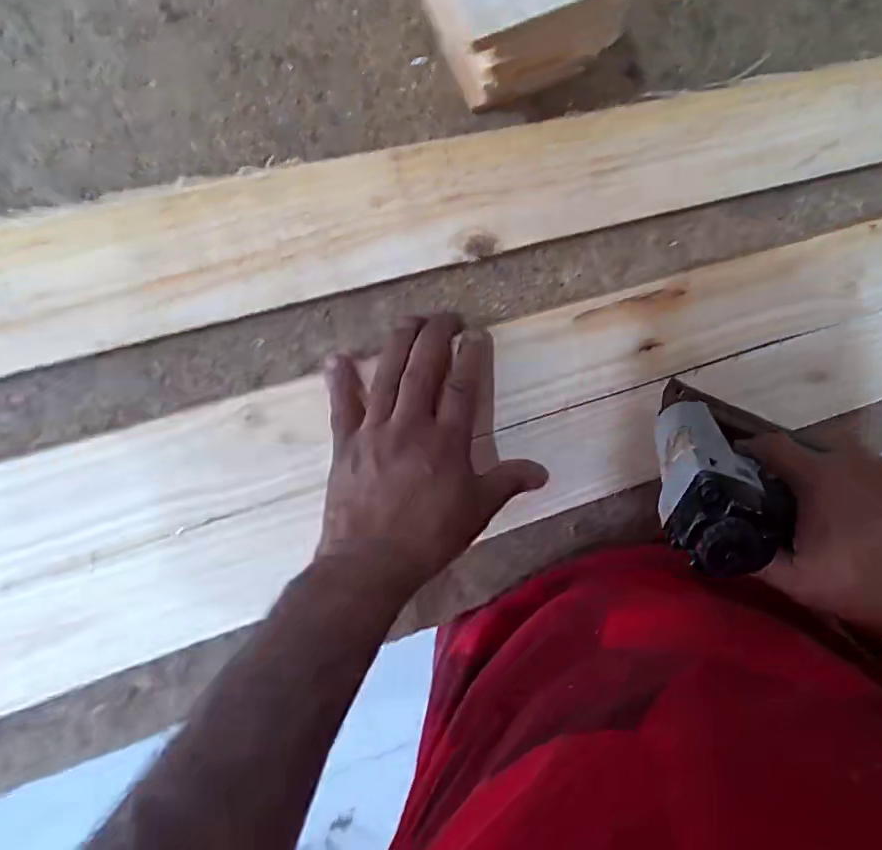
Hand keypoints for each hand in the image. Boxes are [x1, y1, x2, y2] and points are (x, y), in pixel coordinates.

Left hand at [316, 315, 548, 591]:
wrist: (367, 565)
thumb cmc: (429, 537)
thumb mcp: (478, 510)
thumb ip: (508, 482)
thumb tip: (543, 473)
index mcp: (446, 442)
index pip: (461, 387)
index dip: (470, 356)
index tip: (476, 334)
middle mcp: (410, 427)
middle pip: (423, 370)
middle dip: (435, 336)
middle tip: (446, 316)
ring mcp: (374, 432)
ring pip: (387, 377)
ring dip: (399, 344)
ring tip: (410, 319)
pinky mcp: (345, 446)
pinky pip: (342, 408)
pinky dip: (340, 382)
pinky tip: (338, 358)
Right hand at [743, 435, 881, 647]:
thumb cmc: (877, 585)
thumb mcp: (807, 586)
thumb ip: (762, 564)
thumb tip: (730, 549)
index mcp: (820, 474)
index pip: (770, 444)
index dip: (747, 451)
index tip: (733, 469)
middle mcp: (850, 457)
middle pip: (805, 449)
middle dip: (784, 468)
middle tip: (774, 501)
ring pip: (839, 461)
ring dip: (822, 478)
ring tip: (819, 516)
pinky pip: (867, 474)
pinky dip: (853, 488)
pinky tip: (862, 524)